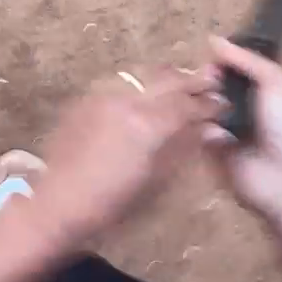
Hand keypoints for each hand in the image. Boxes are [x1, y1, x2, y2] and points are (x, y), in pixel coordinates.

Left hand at [12, 66, 221, 251]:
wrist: (57, 204)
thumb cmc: (111, 203)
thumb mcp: (155, 180)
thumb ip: (184, 147)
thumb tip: (210, 128)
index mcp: (148, 124)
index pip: (189, 104)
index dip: (210, 104)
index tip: (224, 105)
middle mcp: (127, 101)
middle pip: (169, 79)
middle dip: (193, 81)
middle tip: (211, 85)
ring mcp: (103, 96)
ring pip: (144, 77)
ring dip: (167, 80)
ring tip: (182, 87)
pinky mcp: (86, 99)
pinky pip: (121, 85)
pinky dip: (140, 88)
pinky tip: (147, 98)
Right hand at [206, 37, 281, 228]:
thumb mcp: (276, 83)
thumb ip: (246, 59)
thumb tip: (213, 39)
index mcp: (265, 88)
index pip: (235, 66)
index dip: (222, 59)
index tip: (208, 55)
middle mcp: (245, 106)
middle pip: (216, 84)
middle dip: (206, 79)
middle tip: (201, 79)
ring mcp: (227, 128)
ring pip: (203, 105)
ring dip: (199, 100)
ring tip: (195, 100)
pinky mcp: (212, 149)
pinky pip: (196, 130)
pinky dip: (195, 125)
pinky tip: (189, 121)